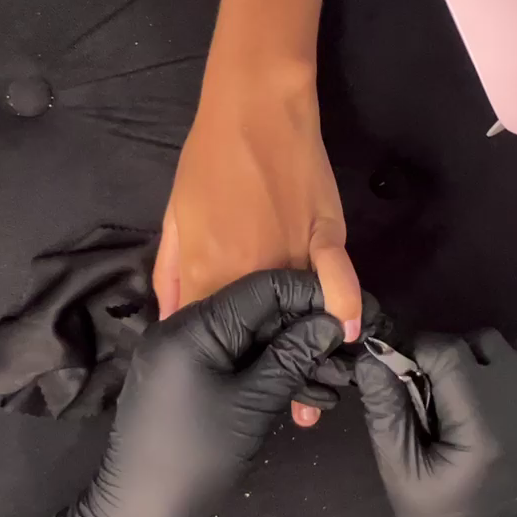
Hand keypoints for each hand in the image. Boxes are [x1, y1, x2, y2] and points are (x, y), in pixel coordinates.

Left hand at [49, 270, 343, 516]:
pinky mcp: (191, 378)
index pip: (263, 287)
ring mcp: (187, 354)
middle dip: (308, 332)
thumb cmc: (194, 458)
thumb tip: (333, 321)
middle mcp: (187, 328)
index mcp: (194, 325)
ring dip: (297, 359)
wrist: (138, 512)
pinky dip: (272, 376)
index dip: (312, 296)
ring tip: (339, 381)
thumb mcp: (252, 404)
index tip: (352, 314)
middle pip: (260, 314)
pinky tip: (312, 396)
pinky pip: (238, 364)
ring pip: (253, 343)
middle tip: (351, 353)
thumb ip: (293, 356)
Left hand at [154, 59, 361, 427]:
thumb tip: (169, 318)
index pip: (215, 336)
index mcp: (207, 271)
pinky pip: (335, 277)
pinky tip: (347, 332)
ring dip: (308, 354)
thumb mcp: (175, 218)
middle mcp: (246, 273)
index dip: (227, 370)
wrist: (252, 108)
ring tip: (320, 388)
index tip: (238, 399)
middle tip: (293, 408)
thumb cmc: (207, 161)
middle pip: (261, 336)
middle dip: (274, 376)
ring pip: (298, 316)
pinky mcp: (323, 234)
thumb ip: (172, 272)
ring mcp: (288, 254)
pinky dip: (342, 304)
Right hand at [355, 331, 516, 516]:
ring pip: (506, 344)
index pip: (449, 353)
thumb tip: (371, 355)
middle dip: (445, 355)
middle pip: (479, 343)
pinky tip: (484, 394)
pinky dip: (503, 364)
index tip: (398, 371)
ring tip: (456, 391)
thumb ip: (385, 408)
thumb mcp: (397, 466)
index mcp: (483, 429)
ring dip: (475, 356)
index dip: (416, 352)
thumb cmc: (432, 512)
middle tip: (426, 389)